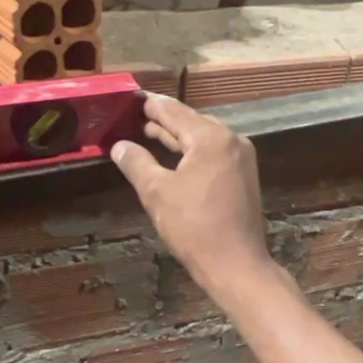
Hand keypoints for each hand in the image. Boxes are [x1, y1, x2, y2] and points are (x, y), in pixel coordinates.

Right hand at [111, 93, 277, 295]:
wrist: (236, 265)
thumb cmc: (194, 227)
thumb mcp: (157, 193)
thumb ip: (137, 163)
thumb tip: (119, 145)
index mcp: (211, 138)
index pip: (174, 111)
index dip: (151, 105)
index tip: (132, 98)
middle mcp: (231, 141)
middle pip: (192, 122)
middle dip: (163, 120)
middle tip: (135, 116)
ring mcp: (241, 159)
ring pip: (204, 139)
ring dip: (178, 137)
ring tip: (149, 133)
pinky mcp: (243, 177)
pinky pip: (214, 154)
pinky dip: (192, 152)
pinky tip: (175, 158)